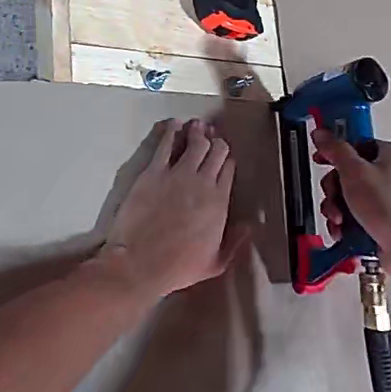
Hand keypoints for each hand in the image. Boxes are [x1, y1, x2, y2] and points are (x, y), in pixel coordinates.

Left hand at [97, 119, 243, 300]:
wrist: (141, 261)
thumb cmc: (178, 266)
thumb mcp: (216, 262)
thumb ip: (234, 242)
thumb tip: (248, 226)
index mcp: (219, 203)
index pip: (228, 169)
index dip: (227, 159)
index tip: (224, 154)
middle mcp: (202, 183)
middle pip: (215, 151)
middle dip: (215, 141)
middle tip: (211, 134)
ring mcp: (177, 174)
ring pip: (194, 143)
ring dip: (197, 132)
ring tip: (197, 125)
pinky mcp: (153, 171)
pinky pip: (165, 145)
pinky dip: (171, 132)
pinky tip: (174, 125)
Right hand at [312, 130, 390, 298]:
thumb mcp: (354, 172)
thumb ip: (335, 150)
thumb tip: (322, 134)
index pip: (357, 144)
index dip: (335, 152)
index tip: (320, 159)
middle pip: (351, 172)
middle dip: (335, 189)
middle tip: (333, 197)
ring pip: (353, 195)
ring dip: (338, 208)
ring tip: (339, 220)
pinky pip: (362, 213)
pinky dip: (349, 221)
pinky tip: (345, 231)